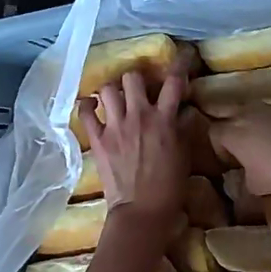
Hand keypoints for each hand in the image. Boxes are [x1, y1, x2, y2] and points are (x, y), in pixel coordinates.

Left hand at [81, 70, 187, 230]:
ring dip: (112, 90)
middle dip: (136, 79)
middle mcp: (139, 116)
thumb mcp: (184, 154)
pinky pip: (86, 112)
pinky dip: (88, 105)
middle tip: (138, 88)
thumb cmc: (170, 186)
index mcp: (164, 119)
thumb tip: (183, 112)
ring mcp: (115, 126)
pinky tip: (92, 106)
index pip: (173, 82)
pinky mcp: (98, 140)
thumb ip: (183, 129)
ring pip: (108, 89)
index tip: (181, 59)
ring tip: (115, 97)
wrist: (142, 211)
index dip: (179, 66)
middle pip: (132, 78)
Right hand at [208, 104, 270, 195]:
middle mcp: (245, 114)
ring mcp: (267, 107)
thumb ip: (244, 185)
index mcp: (231, 132)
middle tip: (235, 142)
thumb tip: (244, 186)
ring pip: (251, 110)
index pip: (213, 133)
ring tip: (261, 141)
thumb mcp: (256, 187)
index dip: (217, 148)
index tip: (229, 163)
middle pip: (226, 111)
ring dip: (251, 122)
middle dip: (226, 124)